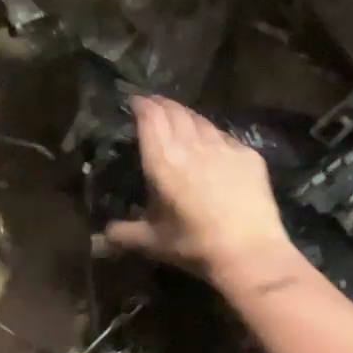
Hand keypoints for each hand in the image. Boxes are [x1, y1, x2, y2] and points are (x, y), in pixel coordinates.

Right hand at [104, 96, 300, 292]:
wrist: (249, 252)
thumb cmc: (193, 245)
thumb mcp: (151, 242)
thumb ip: (123, 233)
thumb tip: (104, 234)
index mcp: (163, 162)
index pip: (151, 119)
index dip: (142, 106)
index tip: (135, 101)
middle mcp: (192, 146)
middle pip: (175, 113)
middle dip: (162, 105)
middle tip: (153, 104)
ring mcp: (224, 148)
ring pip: (200, 120)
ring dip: (186, 114)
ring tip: (179, 116)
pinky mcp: (248, 156)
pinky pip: (223, 135)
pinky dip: (210, 132)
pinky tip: (210, 140)